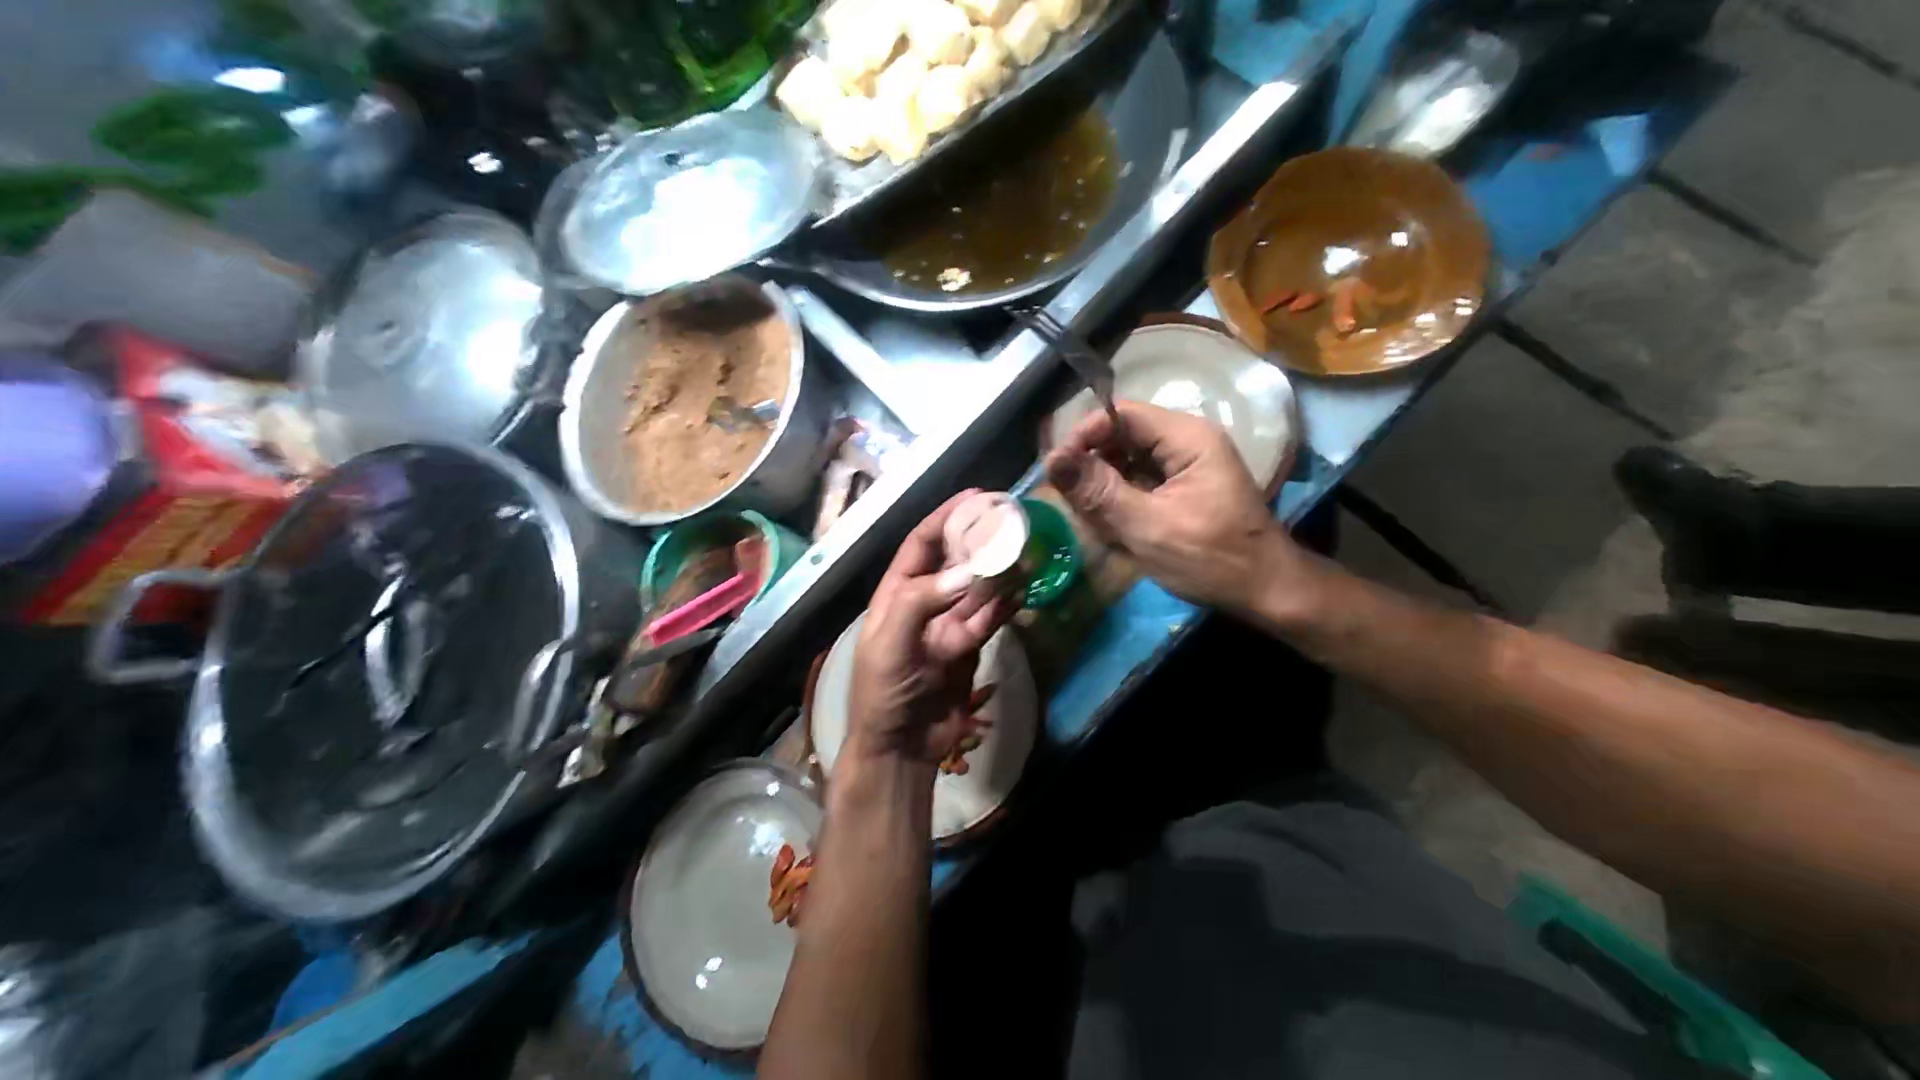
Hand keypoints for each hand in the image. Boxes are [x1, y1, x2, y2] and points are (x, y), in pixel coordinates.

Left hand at [847, 491, 1016, 771]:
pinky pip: (990, 618)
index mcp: (896, 594)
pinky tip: (1022, 588)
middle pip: (955, 561)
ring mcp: (948, 625)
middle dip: (979, 538)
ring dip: (999, 570)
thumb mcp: (889, 643)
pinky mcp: (969, 648)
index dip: (946, 518)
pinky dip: (1006, 603)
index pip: (922, 544)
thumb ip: (921, 602)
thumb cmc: (882, 692)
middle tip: (1010, 518)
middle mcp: (924, 603)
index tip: (976, 497)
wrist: (899, 747)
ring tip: (1023, 549)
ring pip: (978, 588)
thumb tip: (967, 571)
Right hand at [1045, 401, 1305, 613]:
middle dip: (1091, 464)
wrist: (1267, 592)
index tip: (1057, 470)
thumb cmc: (1212, 559)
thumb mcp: (1148, 527)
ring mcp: (1186, 464)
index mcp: (1187, 438)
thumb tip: (1051, 460)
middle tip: (1071, 500)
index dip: (1083, 435)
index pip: (1120, 414)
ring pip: (1126, 459)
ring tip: (1091, 517)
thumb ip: (1099, 492)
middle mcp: (1187, 441)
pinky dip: (1120, 498)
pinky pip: (1139, 479)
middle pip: (1121, 435)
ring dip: (1103, 485)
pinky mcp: (1183, 487)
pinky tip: (1112, 525)